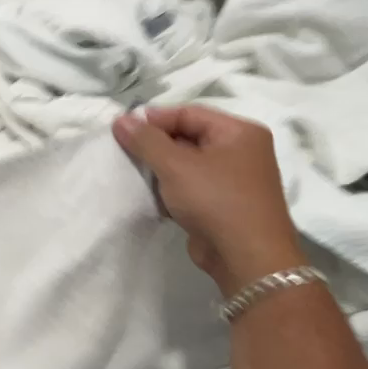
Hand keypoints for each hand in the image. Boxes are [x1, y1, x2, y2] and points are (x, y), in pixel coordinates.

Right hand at [112, 105, 306, 294]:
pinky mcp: (224, 202)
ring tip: (136, 176)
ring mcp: (234, 178)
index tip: (121, 131)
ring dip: (161, 169)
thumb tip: (121, 120)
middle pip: (188, 136)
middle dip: (155, 145)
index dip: (153, 120)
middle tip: (125, 154)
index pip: (188, 113)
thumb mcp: (175, 165)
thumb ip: (146, 140)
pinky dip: (171, 188)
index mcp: (239, 132)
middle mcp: (241, 150)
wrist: (246, 256)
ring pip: (188, 163)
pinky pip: (192, 185)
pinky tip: (154, 198)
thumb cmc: (215, 200)